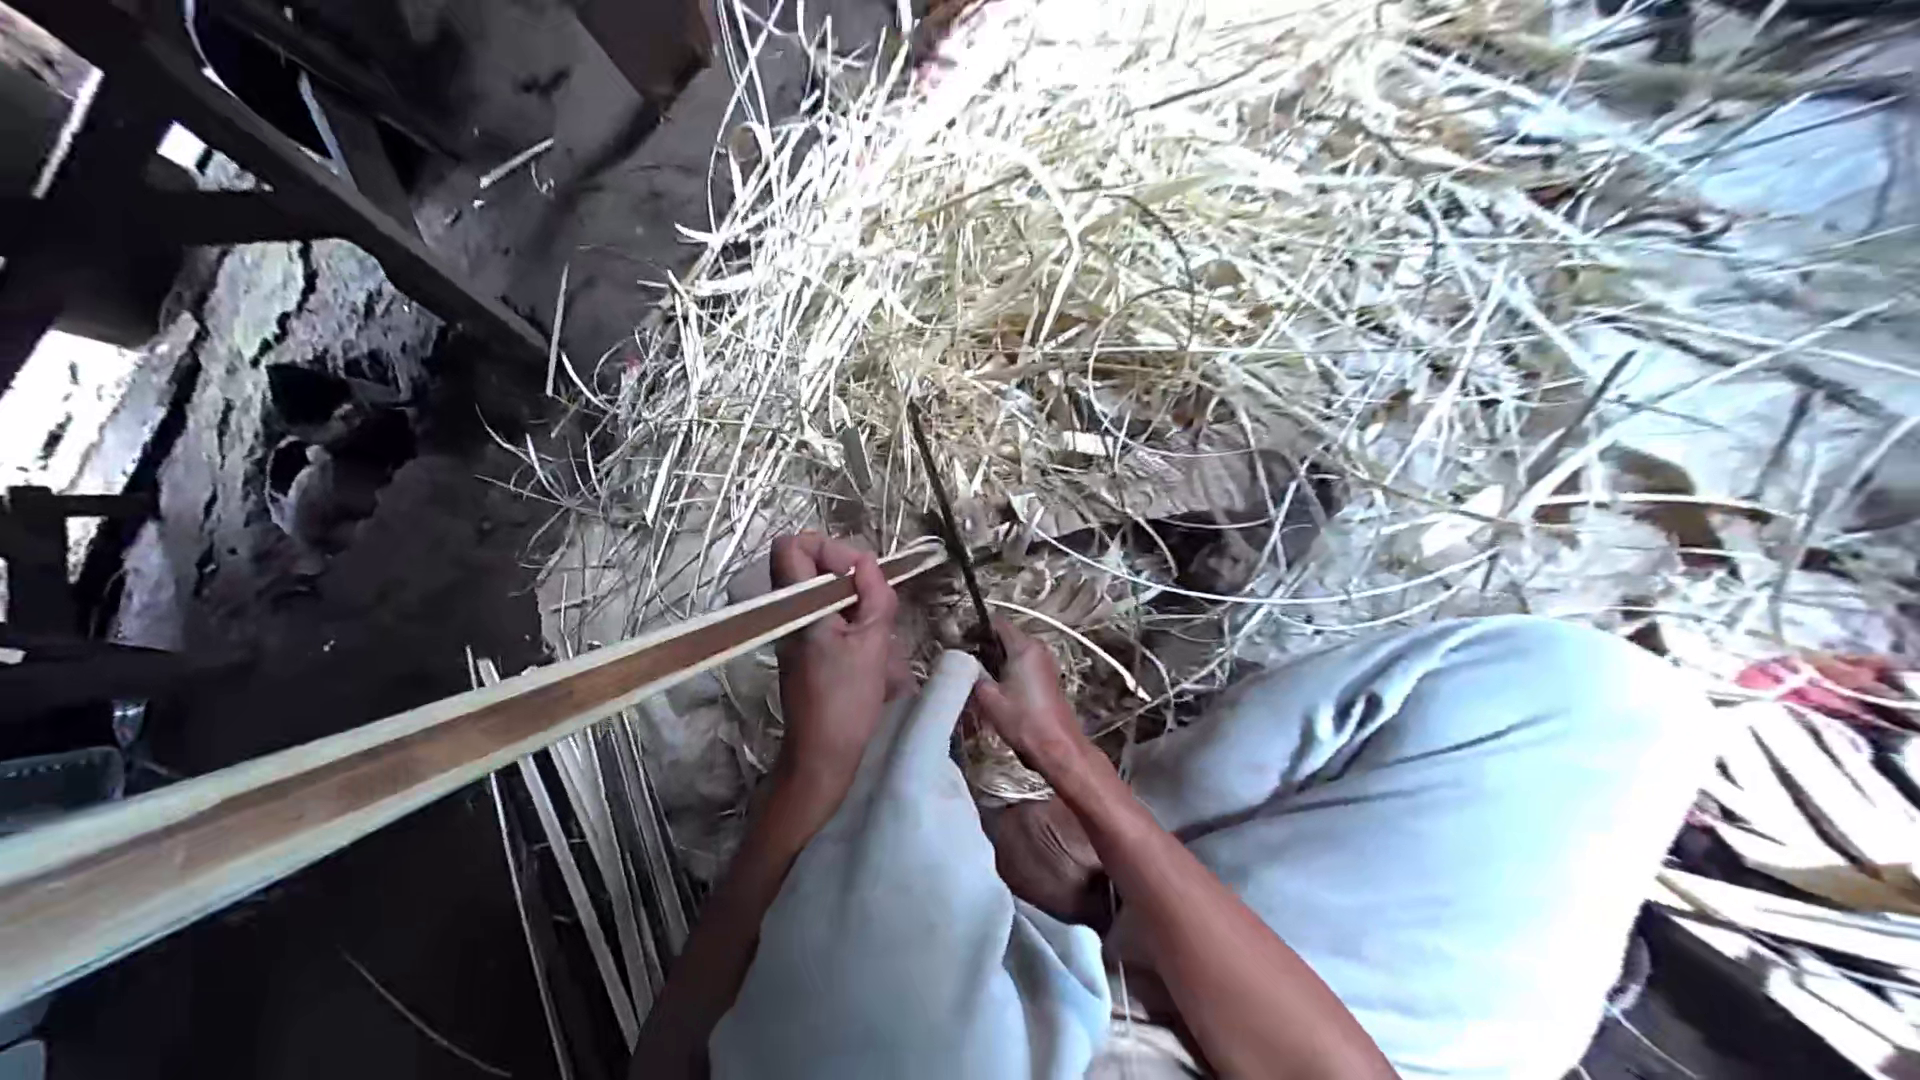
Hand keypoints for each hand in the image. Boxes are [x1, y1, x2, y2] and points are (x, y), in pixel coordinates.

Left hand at [770, 532, 897, 800]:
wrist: (822, 755)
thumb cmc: (846, 700)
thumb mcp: (873, 642)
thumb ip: (873, 595)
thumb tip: (867, 562)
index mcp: (797, 605)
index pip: (794, 545)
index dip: (828, 549)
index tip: (856, 576)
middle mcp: (788, 612)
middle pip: (811, 565)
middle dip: (848, 575)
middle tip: (873, 601)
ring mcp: (794, 630)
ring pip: (822, 591)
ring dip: (854, 599)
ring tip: (875, 628)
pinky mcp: (804, 647)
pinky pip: (826, 614)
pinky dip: (850, 619)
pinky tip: (869, 645)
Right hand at [969, 619, 1086, 773]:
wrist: (1057, 747)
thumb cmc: (1023, 720)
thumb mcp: (988, 698)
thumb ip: (974, 675)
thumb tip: (965, 664)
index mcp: (1024, 647)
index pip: (998, 623)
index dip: (977, 628)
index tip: (962, 642)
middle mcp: (1038, 649)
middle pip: (1007, 637)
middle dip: (986, 647)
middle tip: (967, 664)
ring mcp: (1046, 663)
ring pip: (1015, 653)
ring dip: (997, 661)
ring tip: (979, 679)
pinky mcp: (1049, 678)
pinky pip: (1025, 665)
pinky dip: (1010, 671)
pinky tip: (998, 691)